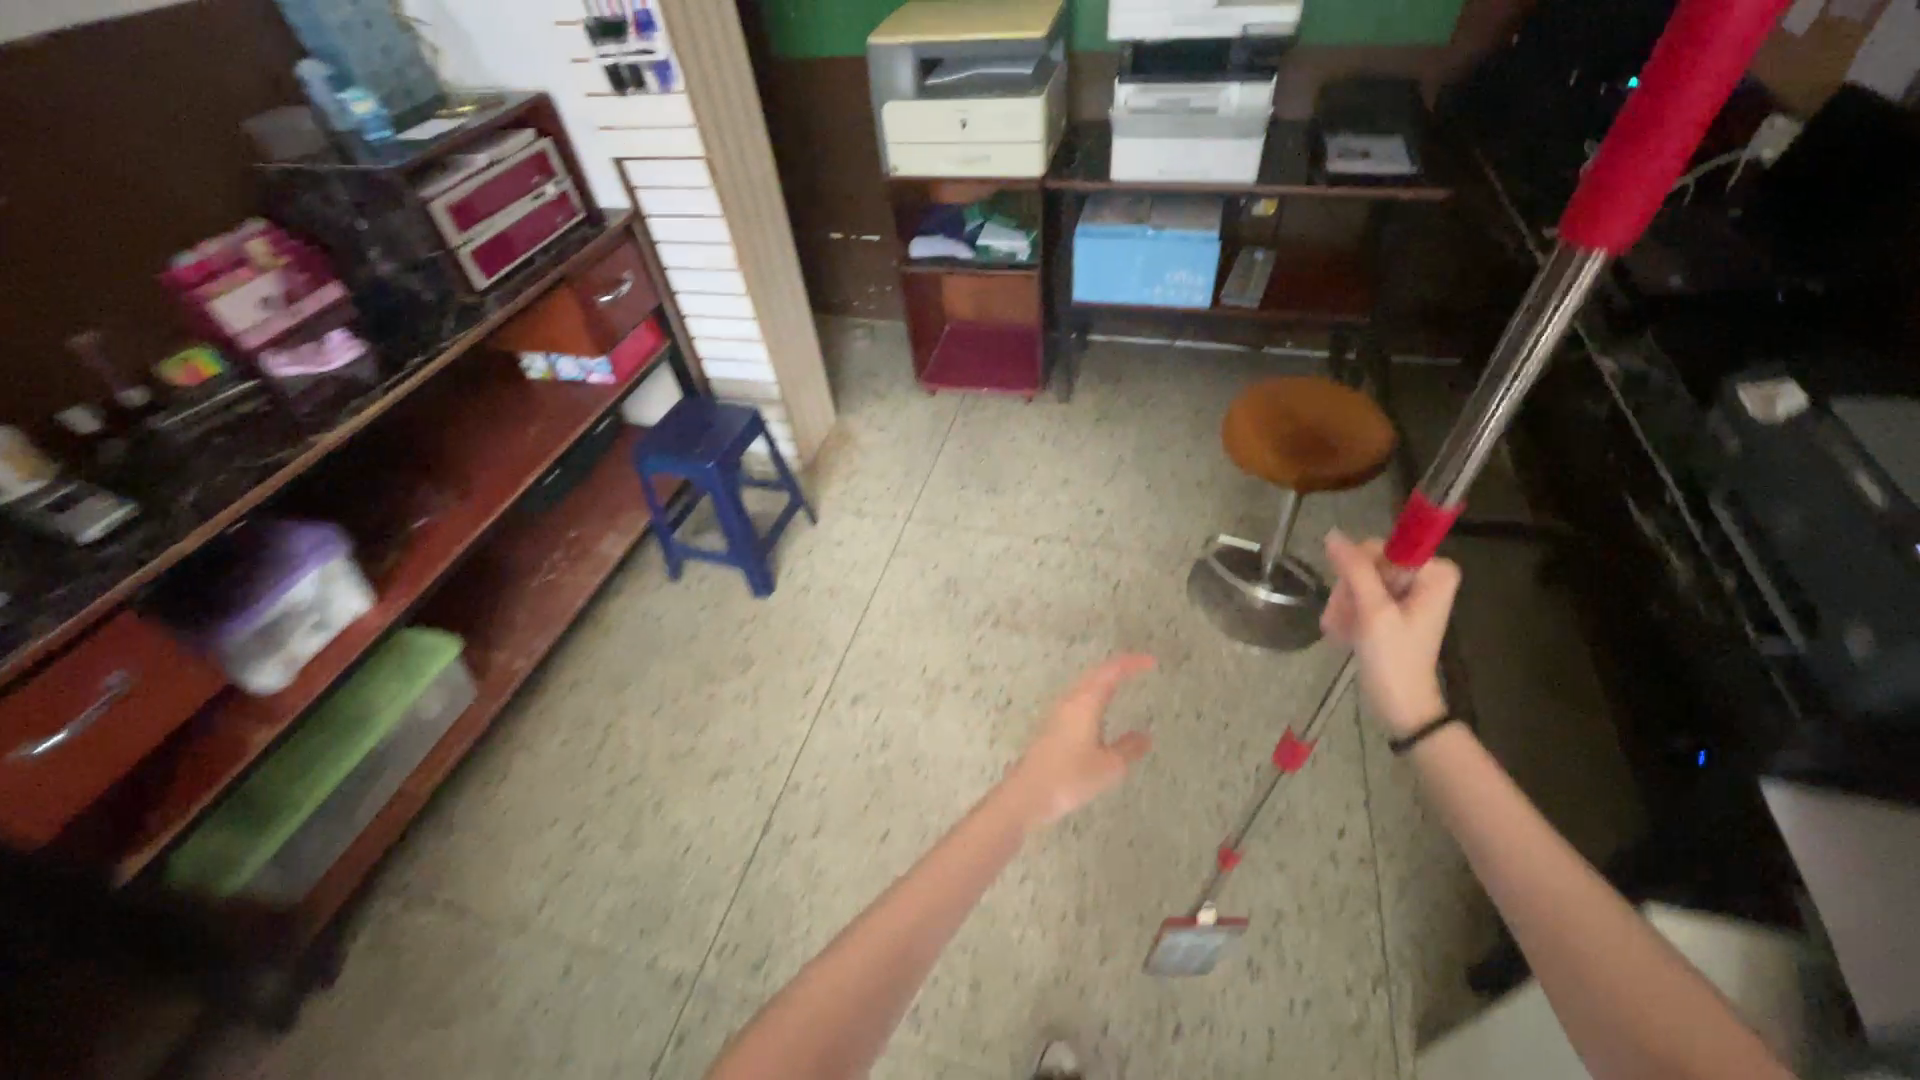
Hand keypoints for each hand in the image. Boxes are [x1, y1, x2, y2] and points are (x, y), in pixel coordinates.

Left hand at [1001, 654, 1155, 826]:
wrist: (1027, 794)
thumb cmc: (1070, 778)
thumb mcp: (1109, 767)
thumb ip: (1129, 748)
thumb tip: (1145, 736)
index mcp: (1085, 703)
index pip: (1111, 671)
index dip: (1132, 663)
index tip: (1151, 662)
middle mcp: (1069, 701)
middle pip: (1095, 674)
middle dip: (1118, 667)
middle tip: (1139, 667)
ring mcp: (1057, 714)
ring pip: (1084, 686)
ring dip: (1103, 681)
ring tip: (1121, 683)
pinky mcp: (1051, 727)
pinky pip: (1077, 700)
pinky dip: (1093, 695)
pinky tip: (1098, 711)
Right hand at [1321, 531, 1460, 736]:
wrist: (1400, 702)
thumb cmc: (1394, 657)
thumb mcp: (1374, 611)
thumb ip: (1355, 570)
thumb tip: (1332, 534)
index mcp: (1434, 572)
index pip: (1382, 547)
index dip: (1360, 569)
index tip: (1356, 598)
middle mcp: (1425, 576)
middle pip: (1369, 563)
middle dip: (1350, 591)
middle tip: (1346, 618)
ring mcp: (1408, 592)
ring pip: (1359, 579)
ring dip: (1345, 605)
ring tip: (1343, 631)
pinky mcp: (1394, 607)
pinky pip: (1361, 594)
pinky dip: (1349, 612)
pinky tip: (1346, 633)